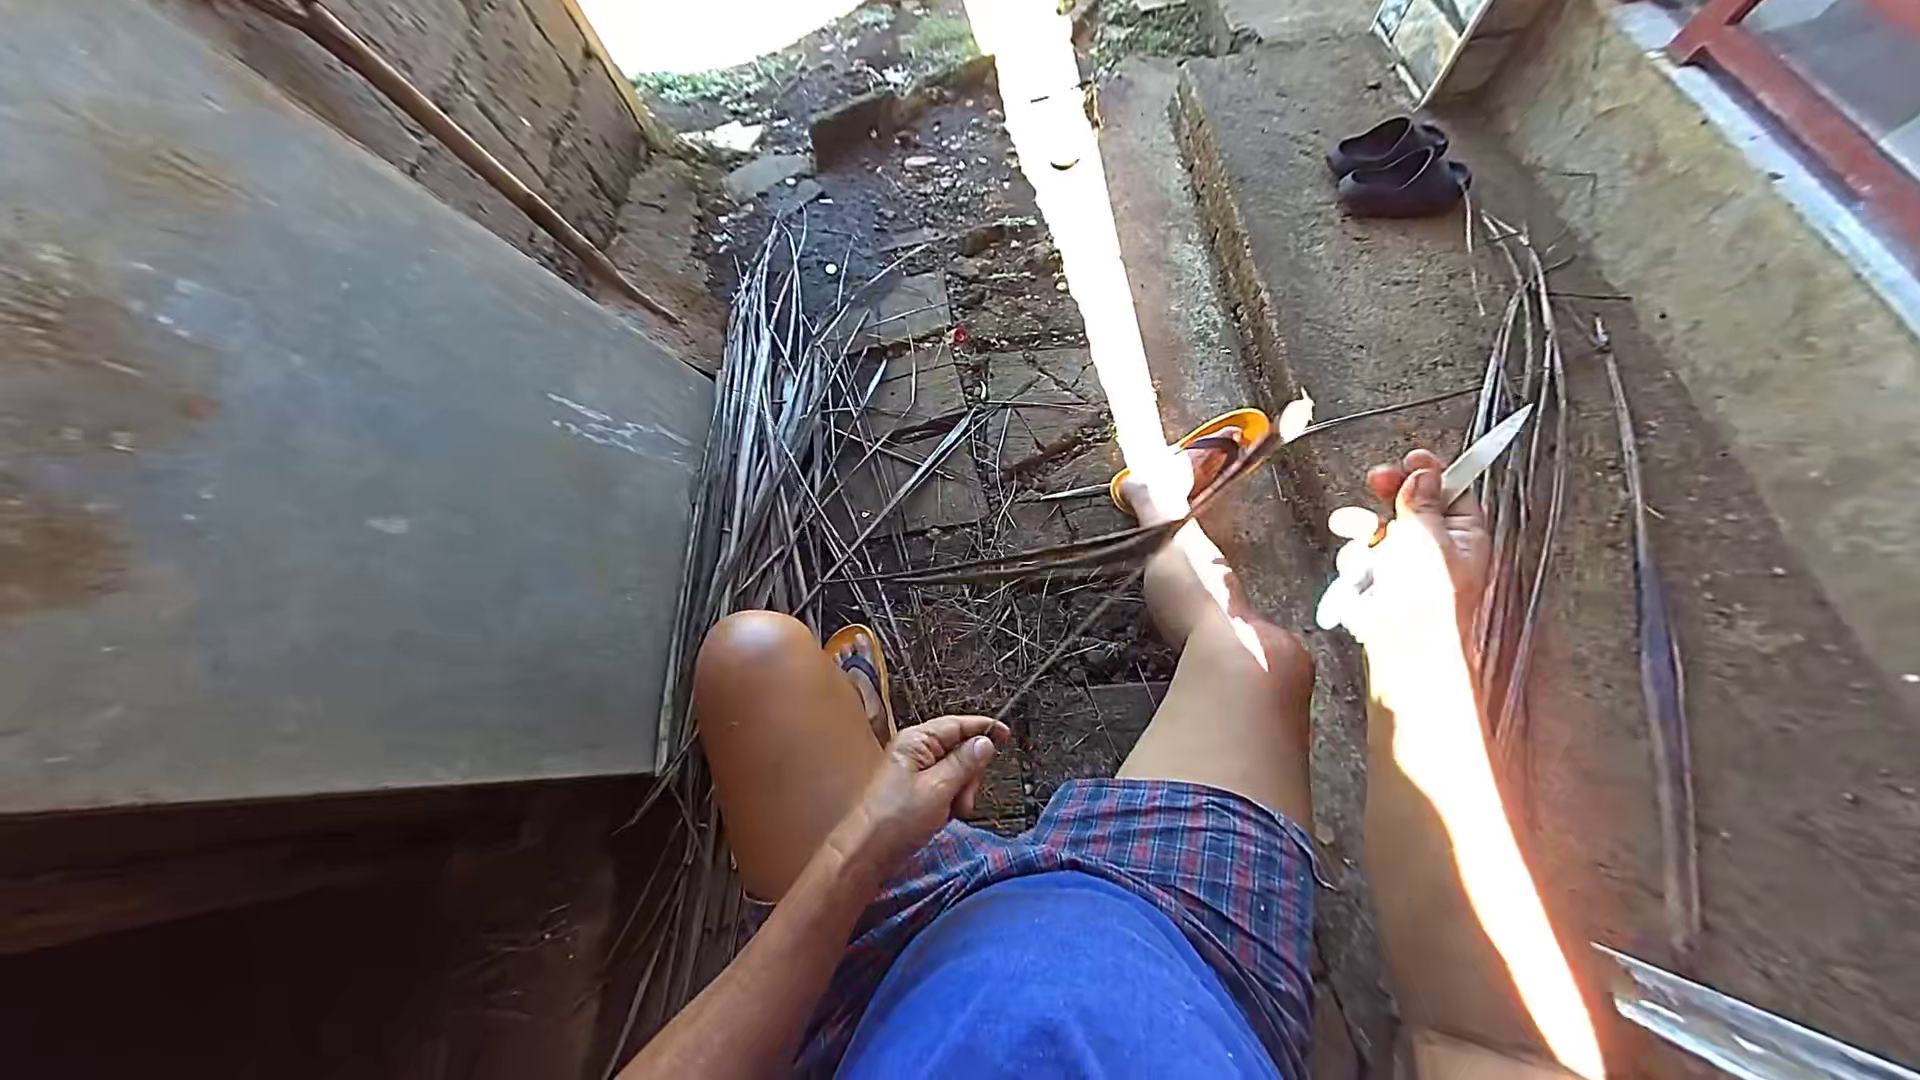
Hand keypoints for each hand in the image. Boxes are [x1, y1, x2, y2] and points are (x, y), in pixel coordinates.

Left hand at [826, 715, 1009, 886]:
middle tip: (962, 798)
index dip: (983, 728)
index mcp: (917, 740)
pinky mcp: (918, 790)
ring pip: (957, 772)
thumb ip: (965, 763)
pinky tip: (944, 816)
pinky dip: (951, 802)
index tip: (1006, 735)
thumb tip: (986, 741)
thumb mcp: (938, 788)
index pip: (957, 724)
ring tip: (951, 811)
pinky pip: (947, 788)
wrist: (867, 854)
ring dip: (962, 792)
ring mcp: (917, 771)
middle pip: (961, 749)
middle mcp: (917, 750)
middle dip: (969, 774)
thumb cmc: (897, 819)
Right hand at [1326, 449, 1490, 662]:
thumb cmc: (1432, 602)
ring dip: (1364, 530)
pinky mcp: (1373, 583)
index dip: (1430, 472)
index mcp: (1463, 536)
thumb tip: (1422, 476)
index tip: (1413, 457)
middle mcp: (1432, 549)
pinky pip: (1356, 559)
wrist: (1406, 648)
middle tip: (1377, 479)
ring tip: (1363, 537)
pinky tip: (1360, 574)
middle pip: (1407, 506)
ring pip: (1375, 530)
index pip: (1449, 492)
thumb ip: (1421, 503)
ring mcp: (1401, 566)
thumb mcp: (1430, 539)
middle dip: (1388, 494)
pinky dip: (1354, 563)